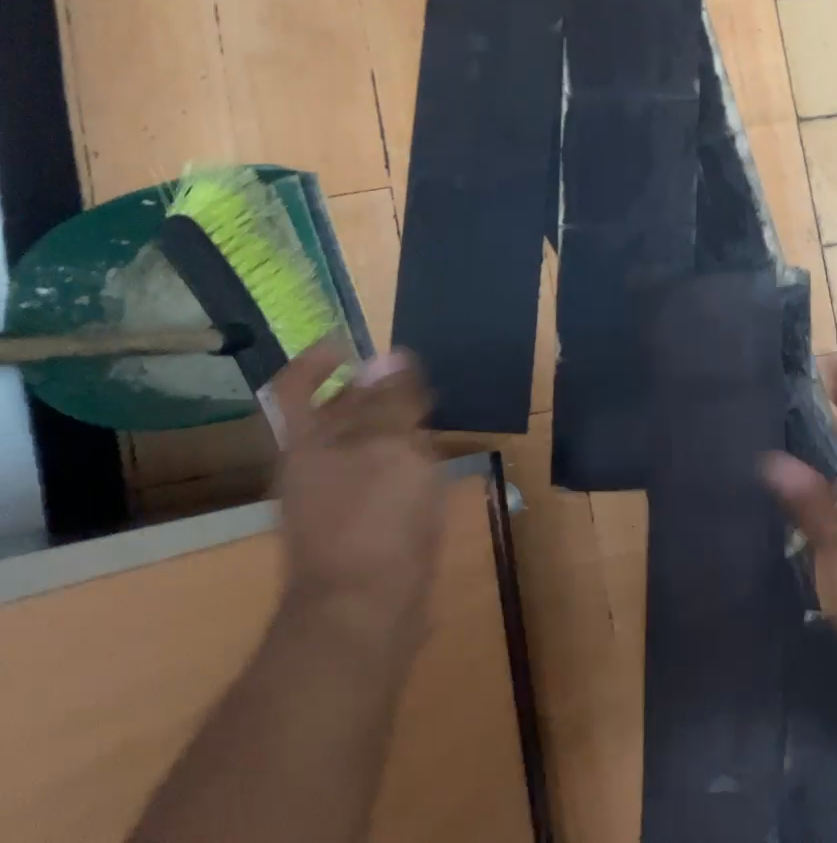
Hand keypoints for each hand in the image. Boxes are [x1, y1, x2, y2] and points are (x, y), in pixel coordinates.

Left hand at [269, 347, 445, 646]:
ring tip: (425, 418)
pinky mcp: (356, 532)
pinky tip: (425, 470)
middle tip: (406, 378)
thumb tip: (390, 355)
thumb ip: (391, 403)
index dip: (318, 362)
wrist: (363, 609)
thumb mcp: (390, 449)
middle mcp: (309, 470)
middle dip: (361, 393)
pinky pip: (371, 481)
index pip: (295, 388)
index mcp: (308, 445)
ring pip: (352, 451)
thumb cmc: (377, 519)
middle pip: (326, 419)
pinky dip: (394, 464)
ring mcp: (329, 504)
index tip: (351, 342)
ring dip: (383, 429)